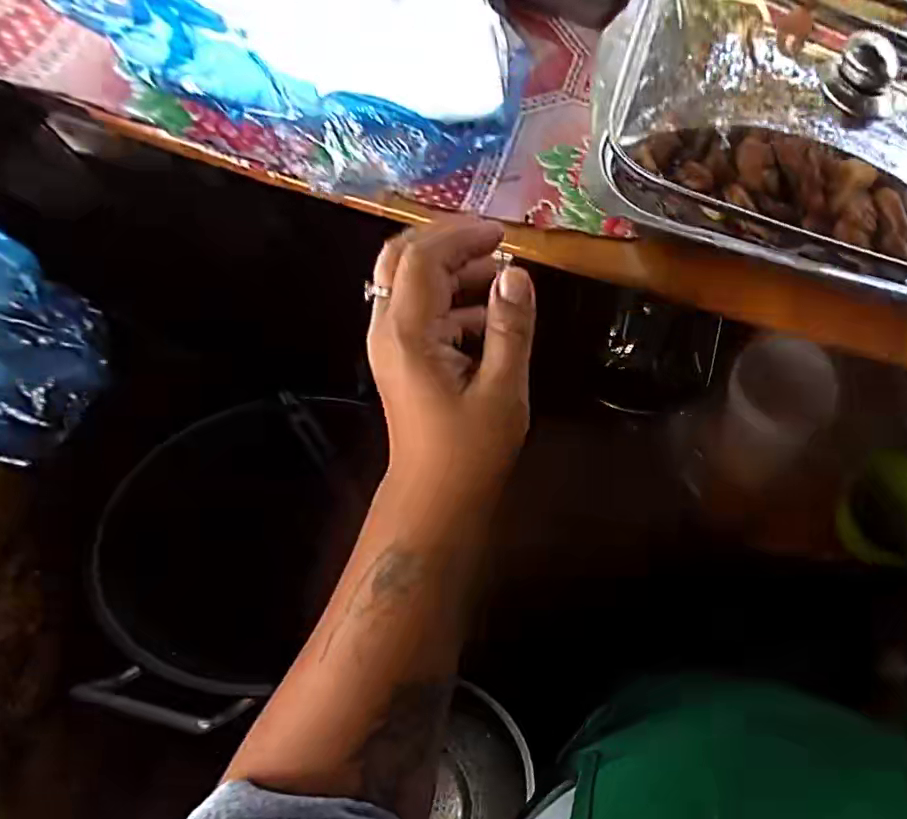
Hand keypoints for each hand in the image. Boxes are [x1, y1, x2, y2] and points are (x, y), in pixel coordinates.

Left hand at [366, 216, 536, 506]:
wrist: (437, 497)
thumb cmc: (471, 450)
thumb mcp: (502, 390)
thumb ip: (510, 330)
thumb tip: (518, 276)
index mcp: (408, 333)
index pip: (422, 259)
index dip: (460, 237)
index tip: (504, 233)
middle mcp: (388, 329)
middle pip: (404, 261)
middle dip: (449, 244)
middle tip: (497, 243)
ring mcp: (392, 345)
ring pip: (412, 286)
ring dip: (454, 272)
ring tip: (503, 278)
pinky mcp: (404, 360)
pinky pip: (423, 314)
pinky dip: (454, 302)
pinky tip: (492, 316)